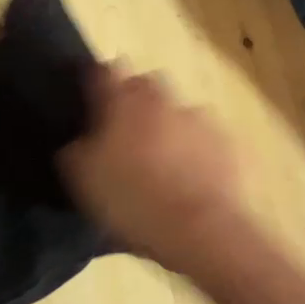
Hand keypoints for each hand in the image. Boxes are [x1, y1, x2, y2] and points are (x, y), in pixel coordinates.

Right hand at [60, 65, 241, 265]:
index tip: (90, 98)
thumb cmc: (131, 199)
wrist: (200, 232)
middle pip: (144, 85)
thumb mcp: (81, 177)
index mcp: (120, 98)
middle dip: (135, 101)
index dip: (94, 81)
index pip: (102, 72)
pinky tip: (190, 176)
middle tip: (125, 133)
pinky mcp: (228, 143)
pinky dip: (197, 150)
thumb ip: (75, 148)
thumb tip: (78, 141)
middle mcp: (160, 97)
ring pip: (178, 111)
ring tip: (162, 160)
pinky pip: (205, 138)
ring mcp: (198, 118)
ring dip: (169, 126)